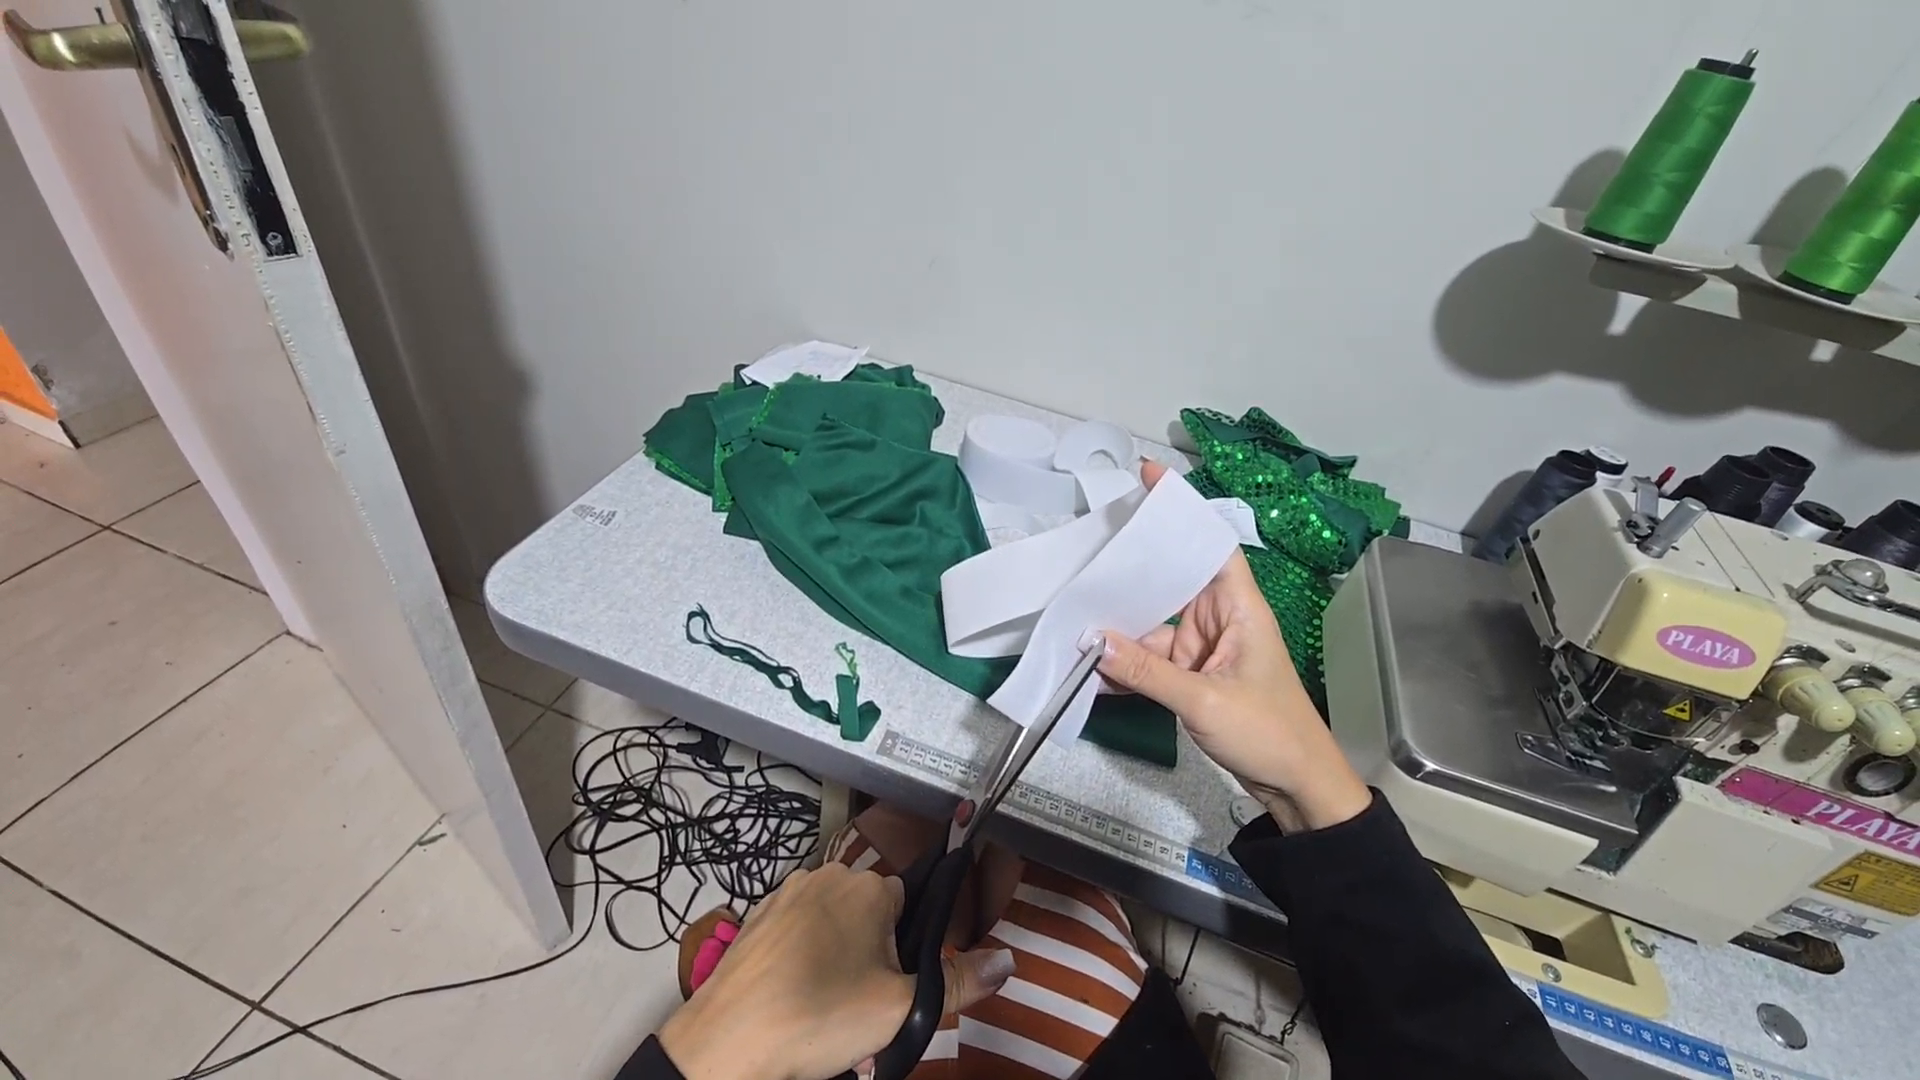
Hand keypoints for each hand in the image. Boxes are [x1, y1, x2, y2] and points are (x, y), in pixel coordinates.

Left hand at [658, 863, 1014, 1079]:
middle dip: (871, 958)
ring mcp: (786, 893)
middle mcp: (828, 875)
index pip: (907, 904)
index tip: (892, 987)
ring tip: (826, 1018)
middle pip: (869, 916)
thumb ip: (957, 982)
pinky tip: (793, 1003)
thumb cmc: (820, 1015)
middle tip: (860, 1012)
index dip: (904, 949)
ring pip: (831, 926)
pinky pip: (796, 935)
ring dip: (836, 962)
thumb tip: (1008, 961)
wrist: (727, 1043)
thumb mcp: (900, 1008)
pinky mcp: (756, 918)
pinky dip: (801, 962)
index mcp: (869, 886)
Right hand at [1098, 462, 1371, 832]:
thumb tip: (1091, 642)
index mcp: (1239, 606)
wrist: (1297, 786)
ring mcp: (1202, 647)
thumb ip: (1147, 672)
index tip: (1147, 478)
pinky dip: (1125, 663)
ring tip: (1074, 615)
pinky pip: (1150, 659)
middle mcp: (1219, 617)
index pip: (1210, 542)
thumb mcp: (1205, 699)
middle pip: (1172, 577)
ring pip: (1153, 622)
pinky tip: (1091, 665)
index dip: (1182, 509)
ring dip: (1120, 626)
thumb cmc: (1269, 731)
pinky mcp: (1191, 675)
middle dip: (1133, 566)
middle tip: (1087, 547)